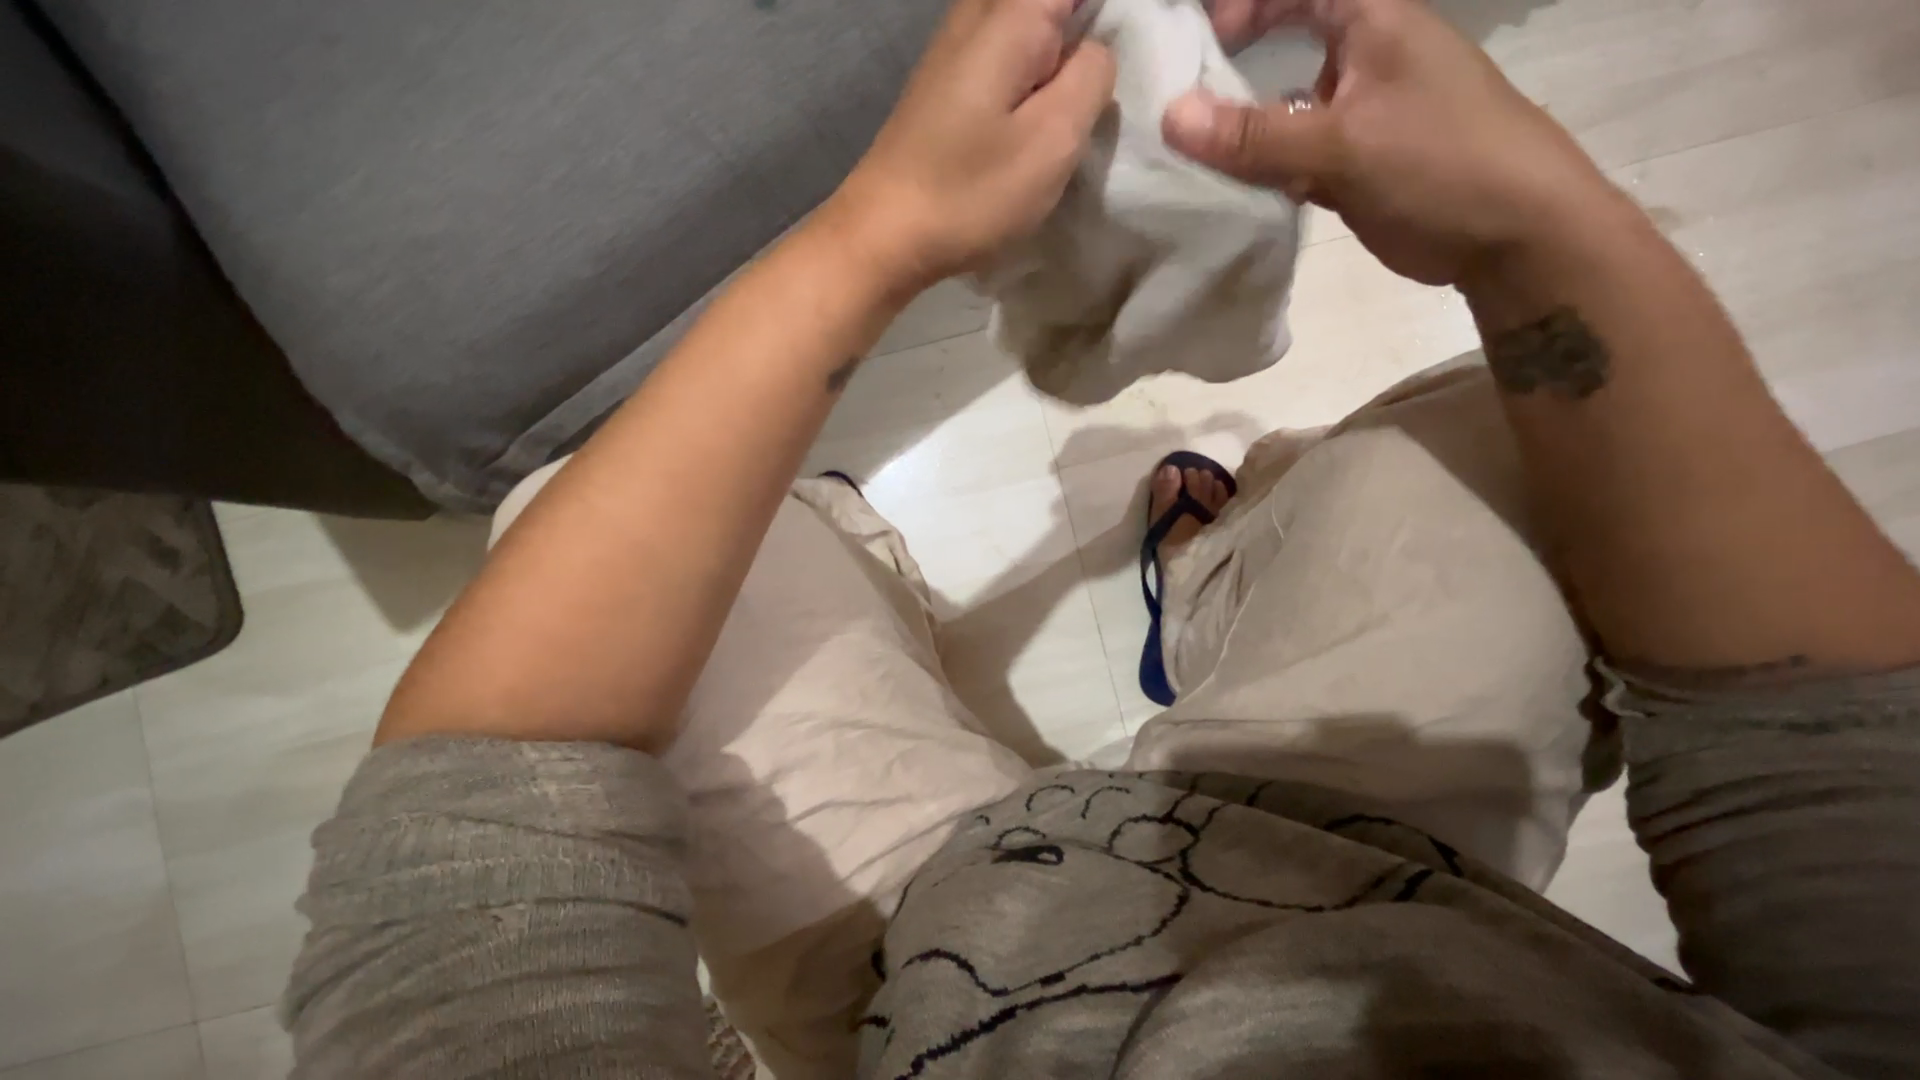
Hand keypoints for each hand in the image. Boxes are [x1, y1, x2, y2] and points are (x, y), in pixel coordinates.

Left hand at [823, 0, 1116, 295]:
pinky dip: (1030, 71)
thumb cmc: (970, 191)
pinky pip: (1003, 52)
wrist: (884, 235)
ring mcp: (954, 47)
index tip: (1120, 64)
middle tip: (1100, 90)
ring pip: (1025, 25)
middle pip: (1048, 2)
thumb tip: (1094, 52)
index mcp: (1010, 14)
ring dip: (1058, 55)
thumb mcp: (1053, 139)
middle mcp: (977, 12)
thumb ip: (1091, 78)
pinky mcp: (945, 86)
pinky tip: (1037, 113)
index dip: (1110, 11)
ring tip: (1078, 103)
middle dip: (1084, 28)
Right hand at [1166, 0, 1618, 285]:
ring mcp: (1360, 118)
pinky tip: (1230, 193)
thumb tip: (1170, 117)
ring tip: (1189, 155)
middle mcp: (1365, 60)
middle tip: (1179, 102)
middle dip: (1231, 69)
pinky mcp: (1356, 168)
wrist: (1513, 235)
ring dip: (1242, 130)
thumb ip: (1255, 135)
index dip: (1244, 4)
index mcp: (1374, 22)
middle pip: (1285, 45)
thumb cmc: (1441, 163)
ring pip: (1285, 110)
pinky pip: (1295, 160)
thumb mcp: (1343, 144)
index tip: (1196, 43)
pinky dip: (1263, 173)